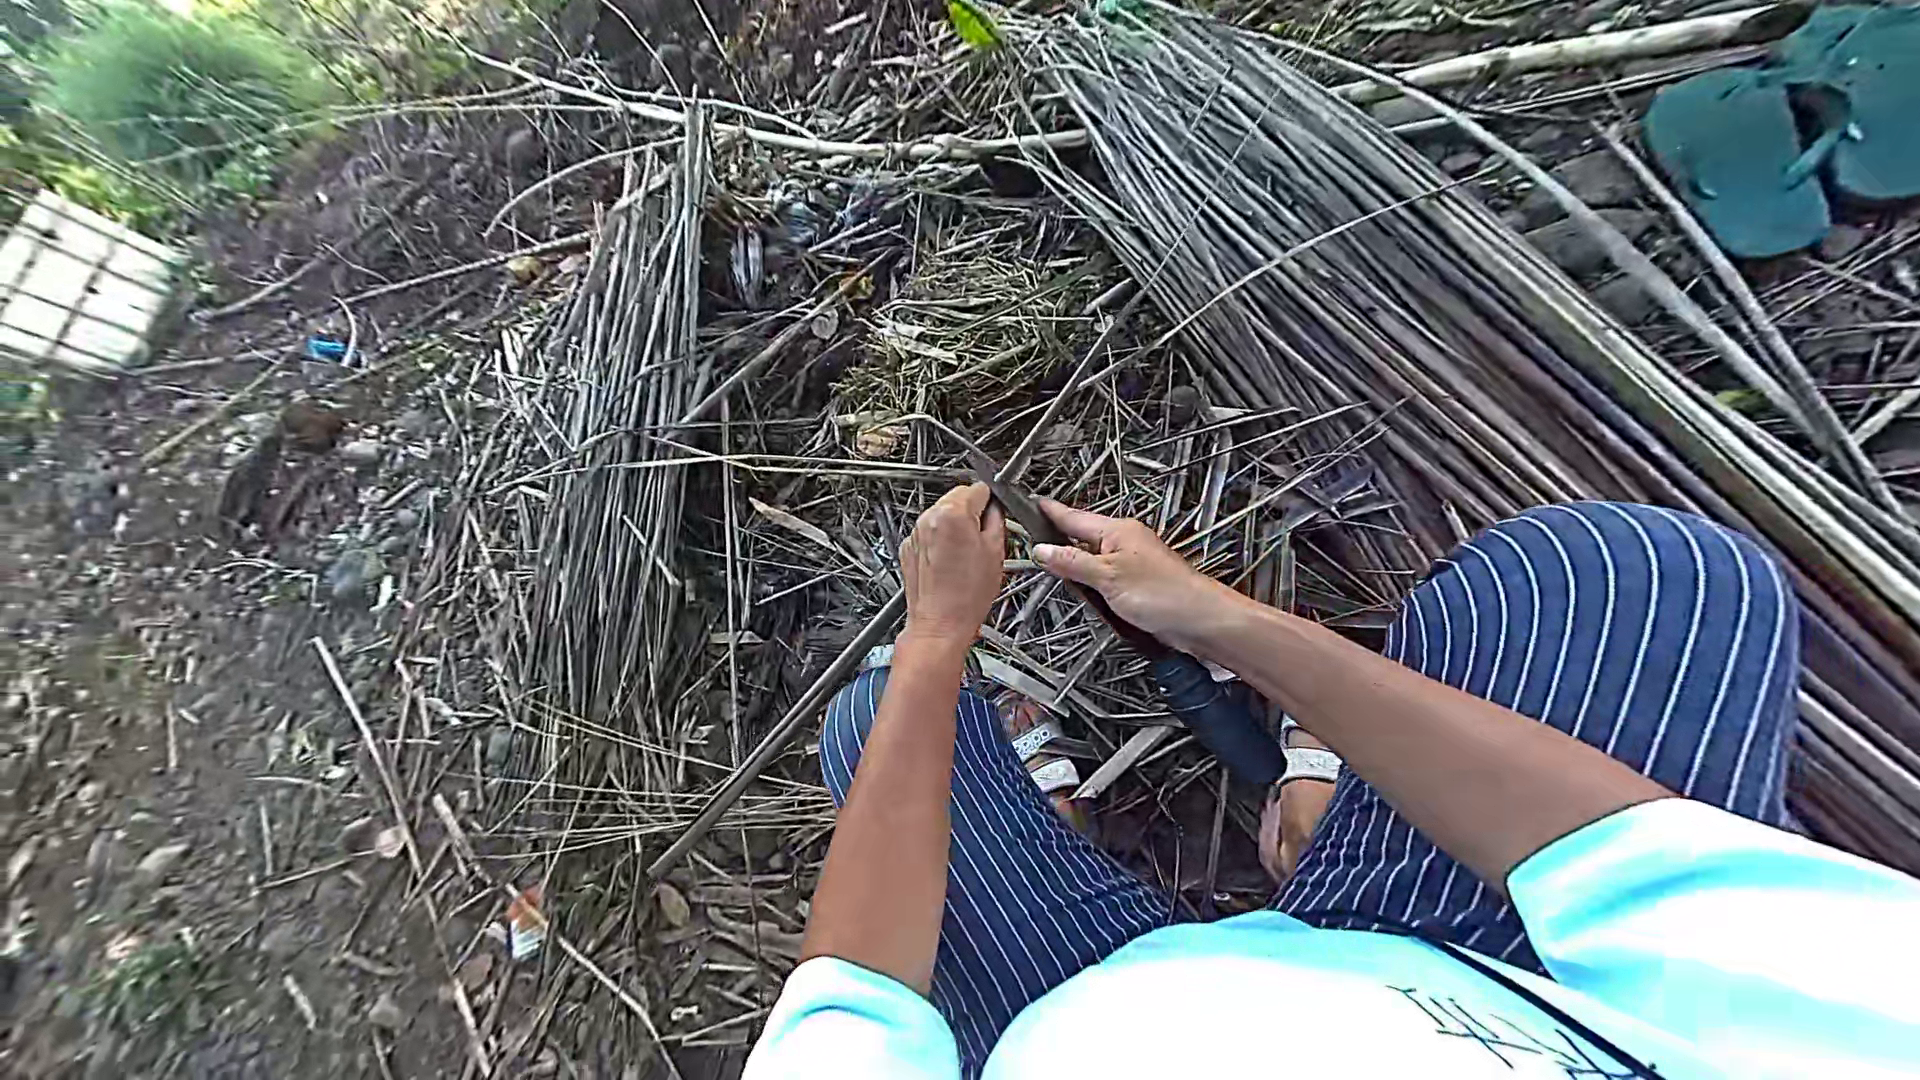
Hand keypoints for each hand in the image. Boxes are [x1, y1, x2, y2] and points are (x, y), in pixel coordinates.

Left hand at [899, 483, 1005, 649]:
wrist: (939, 624)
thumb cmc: (965, 596)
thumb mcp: (996, 552)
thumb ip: (997, 520)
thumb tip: (995, 509)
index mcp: (952, 513)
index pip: (978, 488)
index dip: (991, 503)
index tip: (995, 515)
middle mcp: (929, 518)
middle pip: (957, 498)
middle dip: (972, 513)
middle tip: (983, 539)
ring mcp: (916, 532)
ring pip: (943, 515)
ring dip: (956, 527)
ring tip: (967, 555)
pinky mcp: (909, 547)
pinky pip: (931, 533)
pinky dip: (942, 540)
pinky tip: (952, 562)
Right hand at [1031, 499, 1244, 655]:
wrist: (1201, 620)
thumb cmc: (1167, 594)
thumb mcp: (1107, 577)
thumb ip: (1072, 562)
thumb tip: (1042, 551)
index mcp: (1117, 531)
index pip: (1072, 516)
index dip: (1050, 511)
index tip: (1032, 503)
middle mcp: (1124, 542)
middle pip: (1080, 537)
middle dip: (1058, 542)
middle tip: (1033, 541)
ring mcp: (1130, 563)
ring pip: (1090, 559)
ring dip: (1075, 567)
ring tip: (1055, 568)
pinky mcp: (1134, 583)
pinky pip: (1102, 577)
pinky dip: (1090, 584)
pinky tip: (1086, 592)